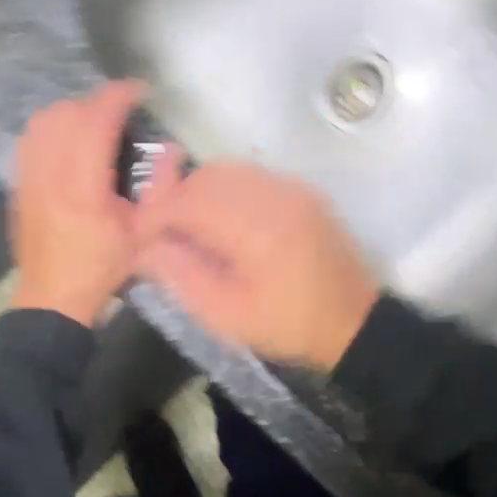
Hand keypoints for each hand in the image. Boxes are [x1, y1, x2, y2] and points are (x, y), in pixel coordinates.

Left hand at [8, 81, 145, 325]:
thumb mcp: (144, 236)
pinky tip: (70, 140)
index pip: (94, 124)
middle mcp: (49, 177)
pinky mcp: (18, 185)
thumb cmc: (103, 269)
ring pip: (42, 122)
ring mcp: (28, 179)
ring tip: (94, 121)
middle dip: (96, 102)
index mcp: (83, 191)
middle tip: (121, 111)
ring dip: (71, 111)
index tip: (138, 91)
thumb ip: (162, 190)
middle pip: (65, 114)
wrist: (53, 299)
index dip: (117, 98)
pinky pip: (29, 139)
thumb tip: (174, 148)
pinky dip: (51, 127)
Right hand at [133, 162, 379, 369]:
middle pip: (207, 177)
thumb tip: (145, 249)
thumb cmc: (289, 326)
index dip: (157, 215)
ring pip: (228, 171)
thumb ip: (183, 278)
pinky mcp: (302, 191)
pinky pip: (252, 176)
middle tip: (163, 233)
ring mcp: (291, 189)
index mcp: (256, 229)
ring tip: (191, 228)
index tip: (142, 238)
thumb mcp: (229, 317)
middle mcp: (274, 196)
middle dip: (176, 199)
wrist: (354, 321)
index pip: (189, 201)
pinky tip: (224, 222)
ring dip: (200, 192)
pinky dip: (226, 190)